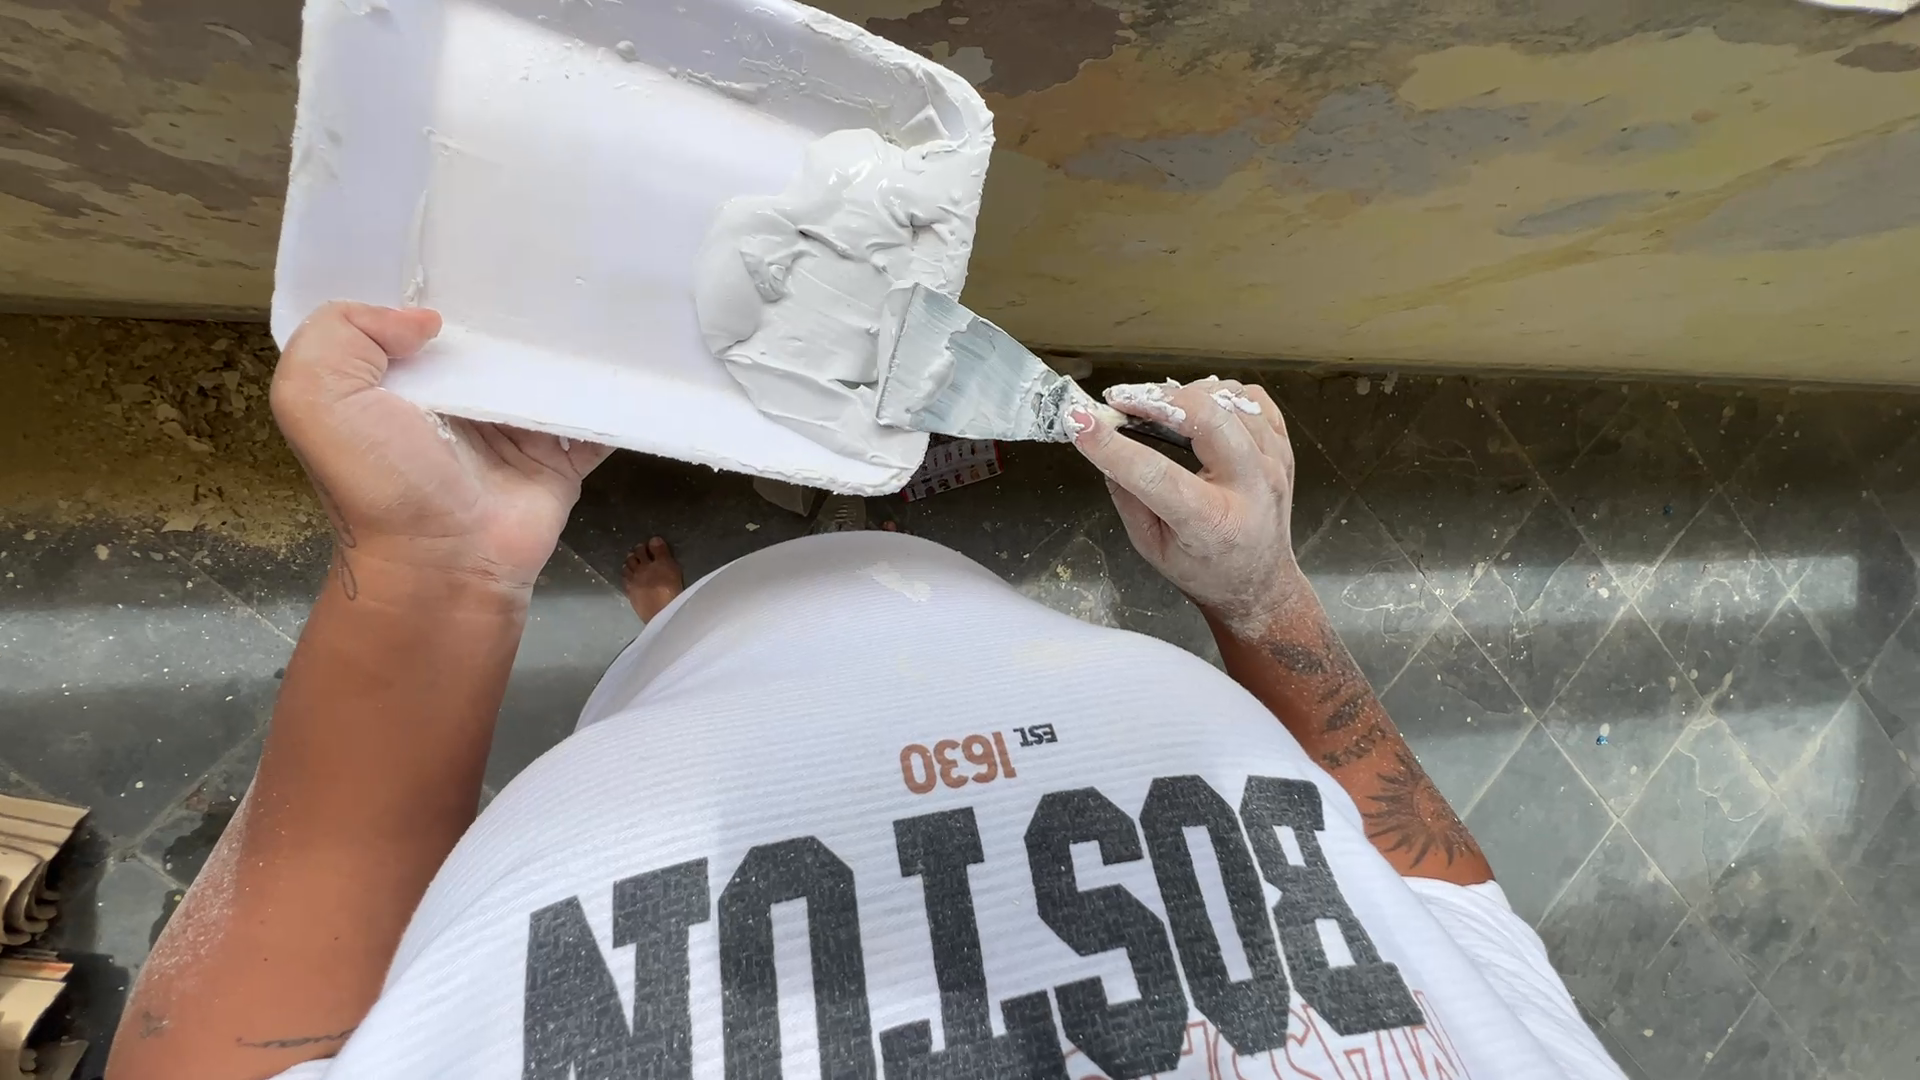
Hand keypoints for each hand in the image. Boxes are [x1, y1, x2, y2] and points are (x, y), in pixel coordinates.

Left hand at [271, 302, 611, 596]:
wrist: (446, 560)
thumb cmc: (383, 481)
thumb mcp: (316, 397)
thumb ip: (345, 334)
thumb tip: (427, 322)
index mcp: (406, 386)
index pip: (427, 327)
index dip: (449, 293)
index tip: (482, 258)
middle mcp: (464, 406)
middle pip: (498, 350)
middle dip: (521, 317)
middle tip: (560, 275)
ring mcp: (519, 435)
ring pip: (551, 381)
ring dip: (573, 355)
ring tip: (602, 314)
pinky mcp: (563, 462)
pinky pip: (595, 426)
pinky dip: (613, 404)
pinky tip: (630, 370)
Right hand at [1071, 378, 1304, 635]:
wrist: (1259, 583)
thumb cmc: (1203, 569)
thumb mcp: (1151, 545)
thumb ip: (1127, 497)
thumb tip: (1103, 447)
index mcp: (1211, 522)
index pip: (1155, 473)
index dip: (1112, 446)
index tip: (1080, 422)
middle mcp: (1250, 487)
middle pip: (1206, 418)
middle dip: (1154, 399)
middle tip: (1119, 399)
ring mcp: (1274, 463)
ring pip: (1231, 400)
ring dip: (1184, 393)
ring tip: (1153, 402)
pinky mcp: (1283, 449)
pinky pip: (1255, 399)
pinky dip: (1221, 394)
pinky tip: (1196, 405)